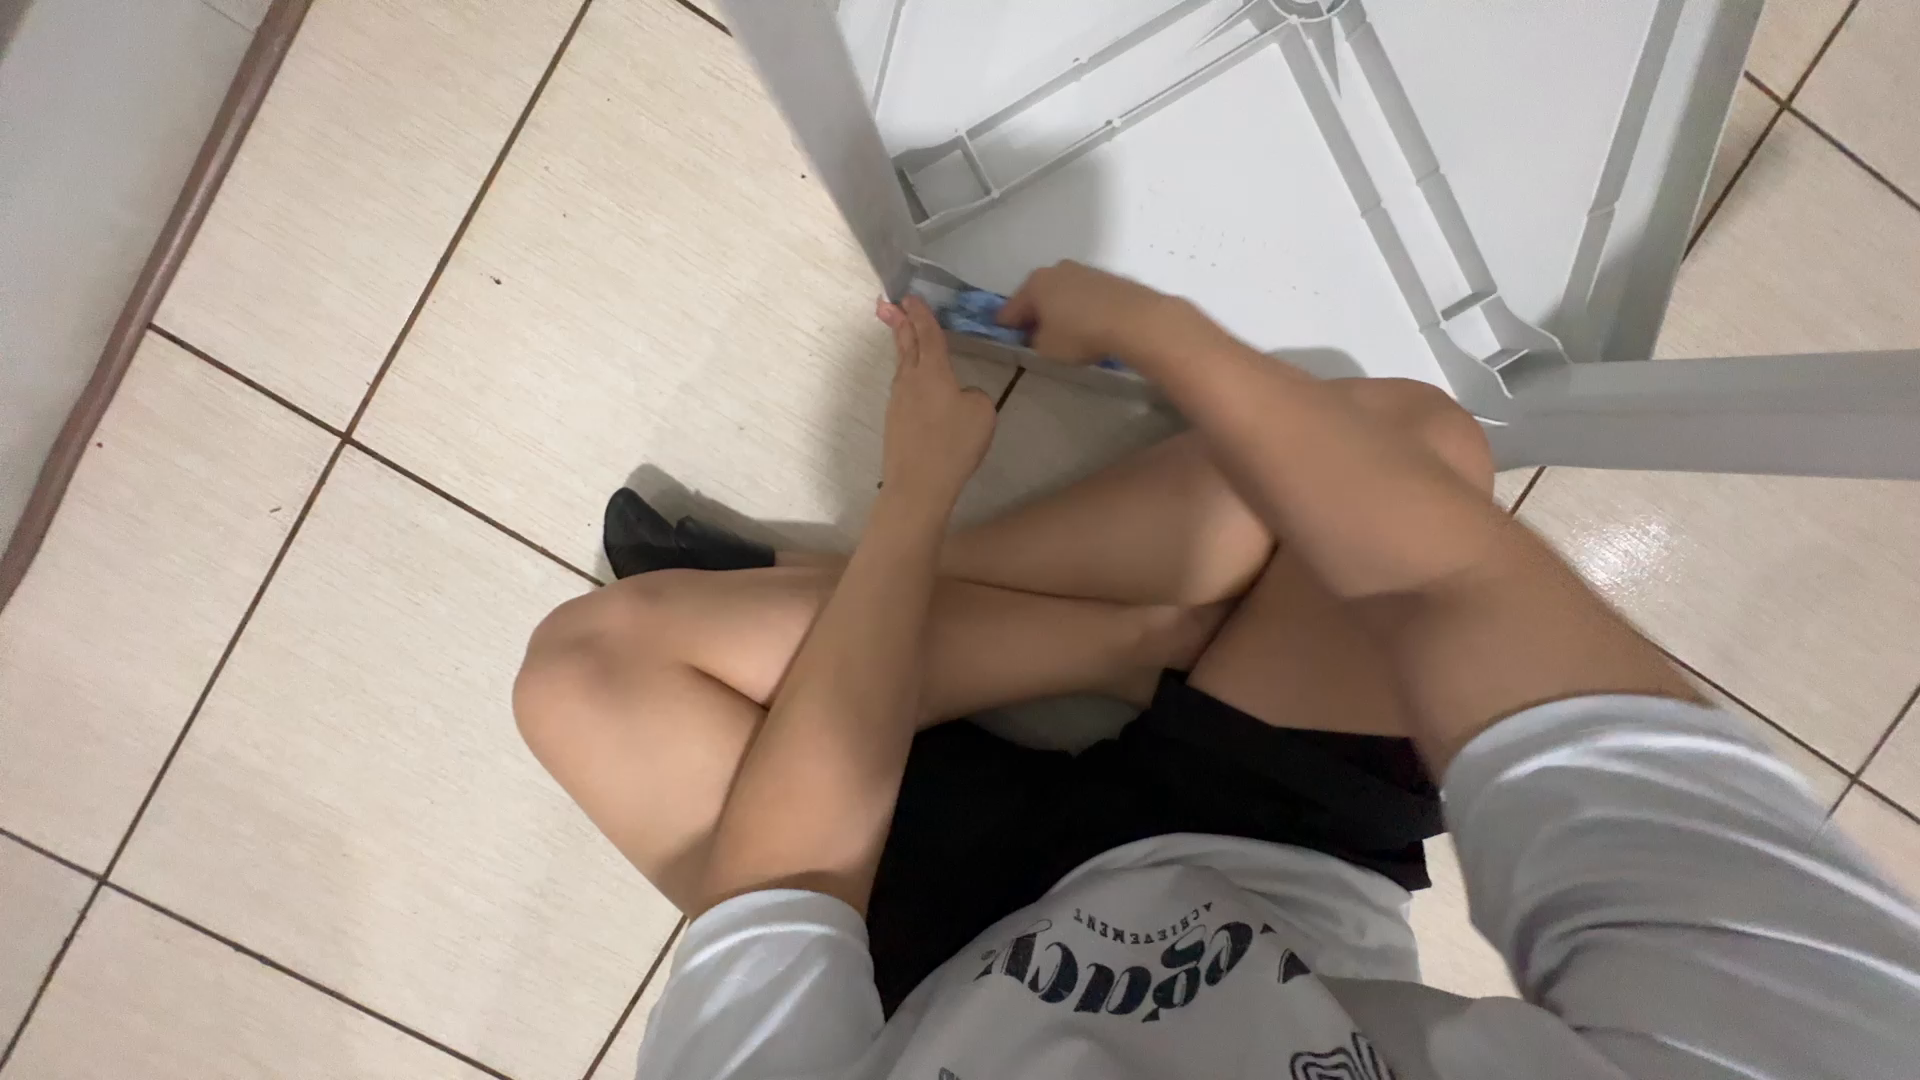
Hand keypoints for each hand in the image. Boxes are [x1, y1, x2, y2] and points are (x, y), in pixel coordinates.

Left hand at [876, 296, 996, 509]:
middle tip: (890, 304)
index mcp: (932, 371)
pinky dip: (908, 377)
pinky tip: (914, 383)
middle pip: (906, 345)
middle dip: (901, 322)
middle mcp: (910, 381)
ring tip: (903, 337)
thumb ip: (974, 395)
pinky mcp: (895, 422)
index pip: (928, 335)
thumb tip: (960, 396)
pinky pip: (903, 390)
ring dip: (903, 349)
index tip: (911, 297)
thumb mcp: (982, 413)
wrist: (918, 484)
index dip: (922, 314)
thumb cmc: (953, 444)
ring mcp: (898, 402)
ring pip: (902, 367)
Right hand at [997, 261, 1179, 363]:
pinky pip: (1082, 295)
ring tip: (1061, 330)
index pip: (1011, 308)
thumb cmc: (1079, 334)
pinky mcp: (1106, 278)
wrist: (1131, 318)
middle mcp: (1056, 270)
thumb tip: (1037, 334)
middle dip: (1033, 313)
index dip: (1005, 325)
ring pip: (1061, 293)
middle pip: (1037, 295)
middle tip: (1031, 334)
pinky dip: (1078, 307)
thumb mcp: (1046, 348)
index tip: (1002, 334)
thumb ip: (1034, 340)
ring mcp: (1083, 271)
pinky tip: (1084, 323)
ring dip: (1057, 309)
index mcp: (1035, 284)